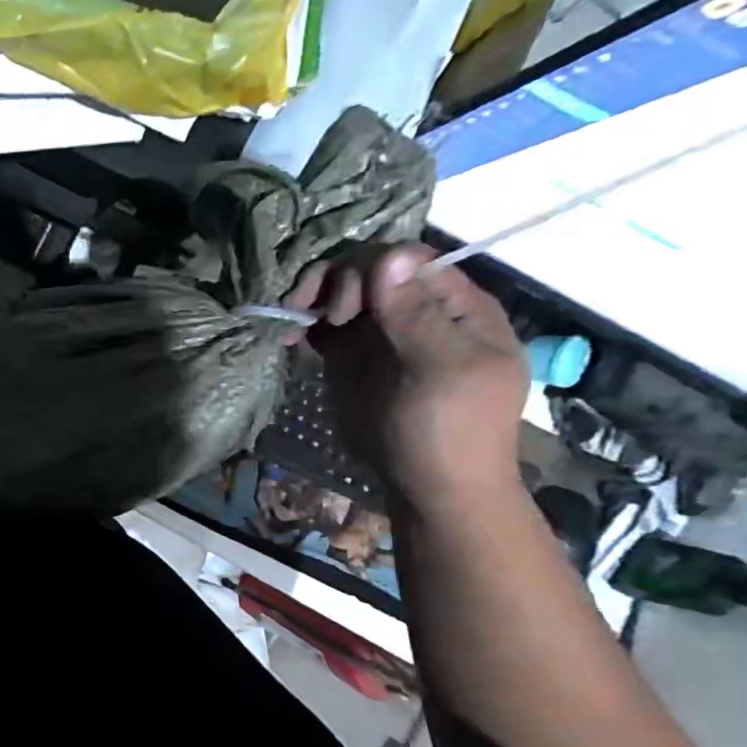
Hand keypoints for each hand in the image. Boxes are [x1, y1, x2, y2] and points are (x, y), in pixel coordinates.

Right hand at [282, 244, 528, 513]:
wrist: (429, 489)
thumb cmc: (450, 432)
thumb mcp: (443, 372)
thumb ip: (416, 315)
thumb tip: (388, 257)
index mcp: (456, 306)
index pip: (408, 260)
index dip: (370, 269)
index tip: (343, 307)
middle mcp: (416, 310)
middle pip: (369, 269)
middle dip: (337, 281)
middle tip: (320, 317)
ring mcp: (380, 333)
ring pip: (342, 292)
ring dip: (314, 298)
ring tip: (293, 321)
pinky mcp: (350, 357)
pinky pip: (324, 325)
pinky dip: (304, 324)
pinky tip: (289, 338)